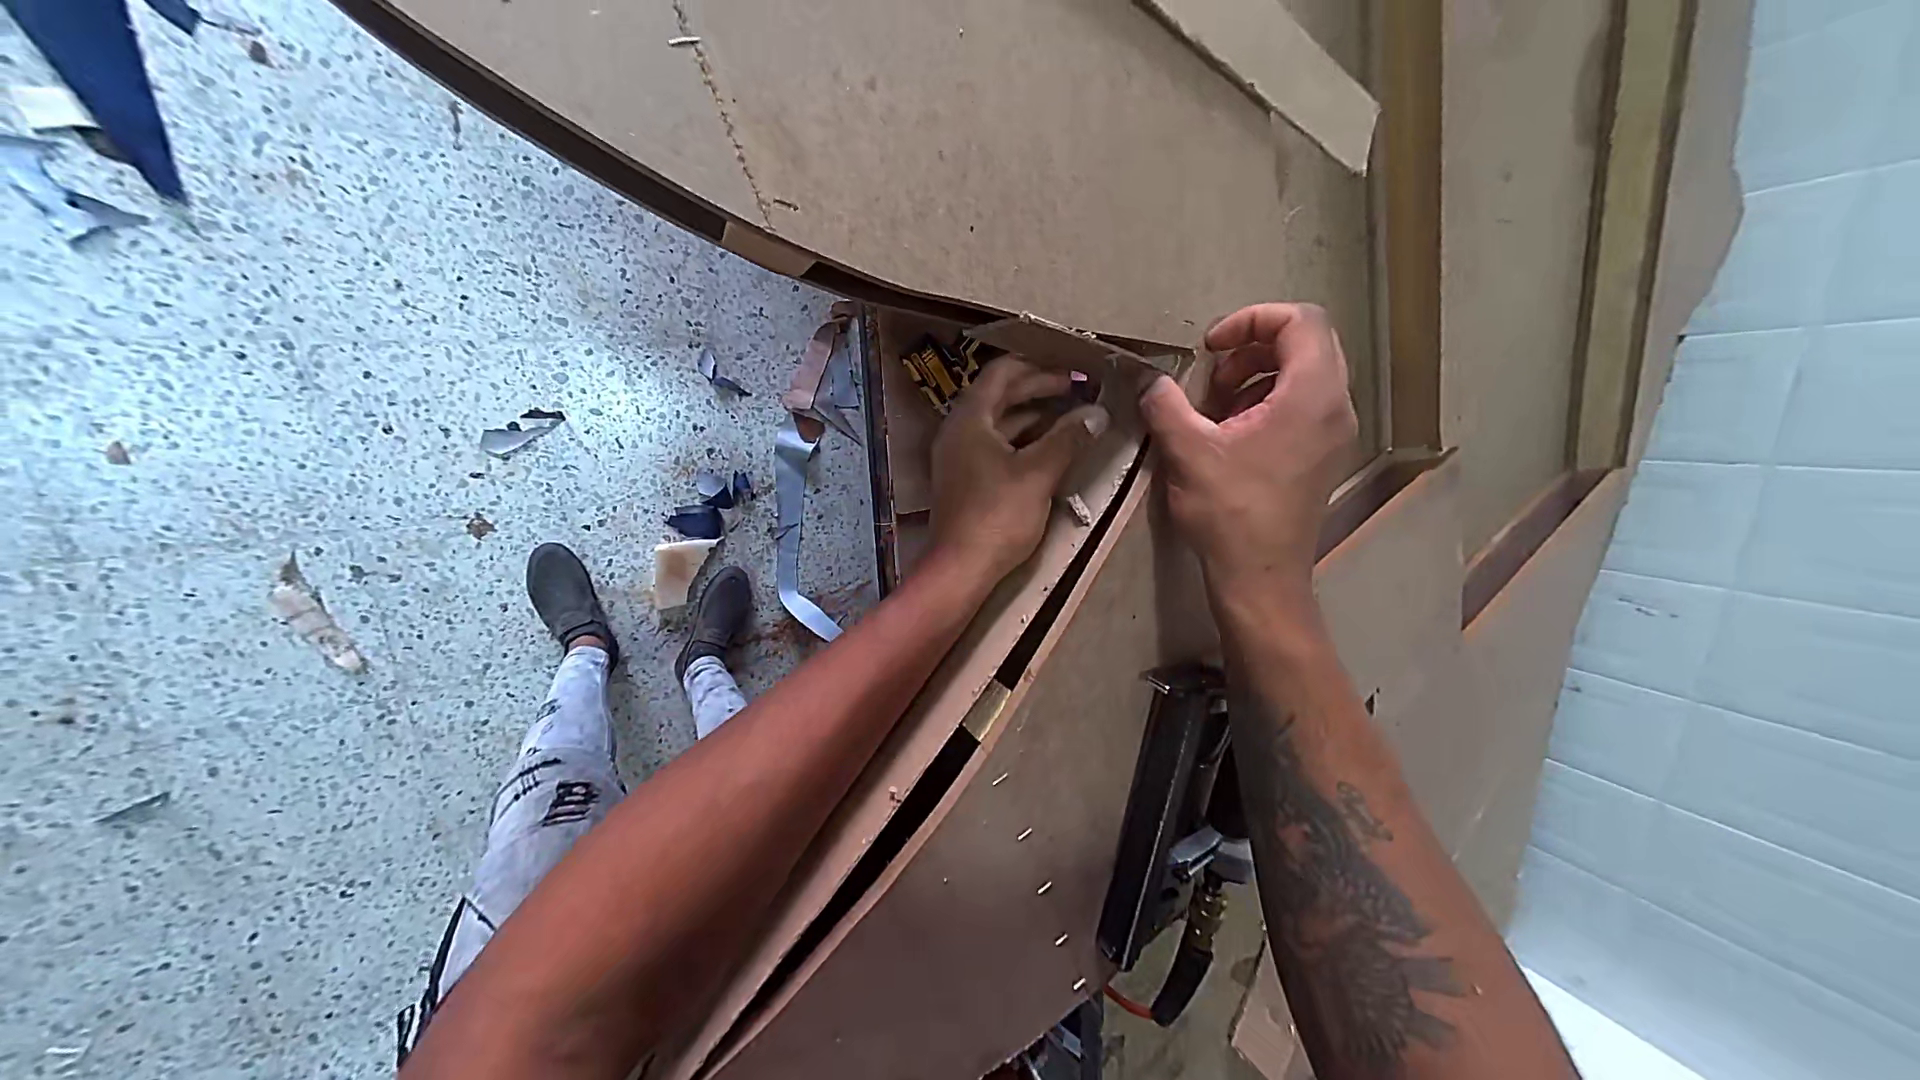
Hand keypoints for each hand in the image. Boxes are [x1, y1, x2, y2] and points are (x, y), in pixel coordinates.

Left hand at [928, 356, 1109, 584]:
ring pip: (999, 423)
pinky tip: (1049, 449)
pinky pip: (995, 446)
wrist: (961, 567)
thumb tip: (1098, 413)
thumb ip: (1068, 439)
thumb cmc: (997, 516)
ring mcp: (959, 456)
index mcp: (970, 419)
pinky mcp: (965, 479)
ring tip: (1071, 418)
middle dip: (1040, 390)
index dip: (1040, 368)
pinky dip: (1022, 441)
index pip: (1003, 372)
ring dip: (1034, 417)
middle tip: (1078, 391)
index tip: (1073, 372)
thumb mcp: (1038, 474)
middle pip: (1000, 395)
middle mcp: (959, 430)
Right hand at [1139, 303, 1357, 621]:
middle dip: (1252, 347)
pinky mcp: (1323, 454)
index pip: (1300, 320)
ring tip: (1217, 405)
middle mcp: (1335, 406)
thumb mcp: (1188, 452)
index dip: (1251, 319)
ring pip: (1305, 374)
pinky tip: (1232, 432)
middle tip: (1212, 375)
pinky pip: (1303, 405)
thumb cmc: (1229, 512)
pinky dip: (1267, 401)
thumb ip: (1166, 405)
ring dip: (1257, 375)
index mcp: (1311, 395)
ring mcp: (1334, 432)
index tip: (1211, 347)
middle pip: (1306, 343)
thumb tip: (1150, 381)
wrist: (1260, 574)